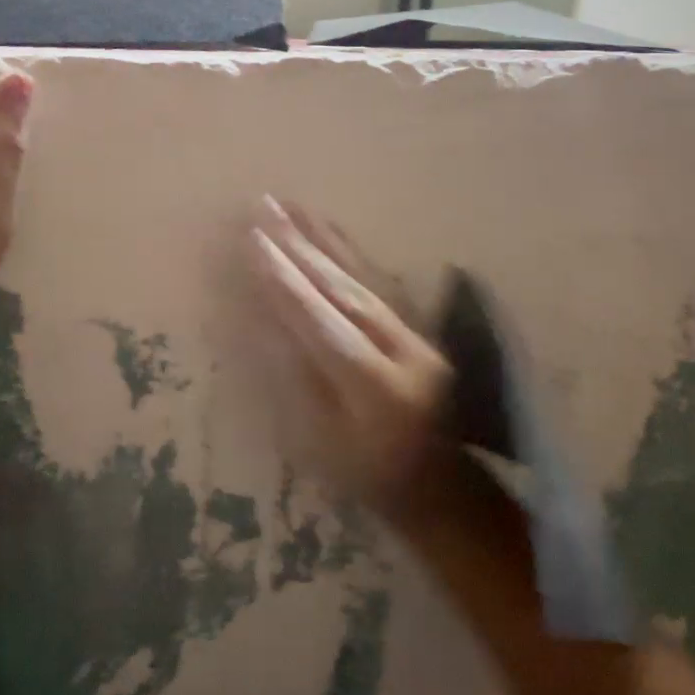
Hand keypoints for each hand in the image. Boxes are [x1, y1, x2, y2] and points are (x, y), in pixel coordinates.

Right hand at [246, 197, 452, 517]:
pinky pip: (379, 284)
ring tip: (290, 206)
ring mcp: (413, 337)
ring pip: (361, 279)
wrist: (442, 489)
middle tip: (264, 207)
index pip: (319, 321)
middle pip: (341, 290)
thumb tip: (259, 330)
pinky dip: (350, 254)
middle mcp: (398, 350)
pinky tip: (331, 232)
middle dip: (299, 248)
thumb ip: (295, 385)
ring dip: (322, 240)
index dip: (283, 282)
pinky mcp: (417, 332)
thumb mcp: (323, 447)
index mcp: (373, 385)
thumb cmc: (370, 478)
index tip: (252, 241)